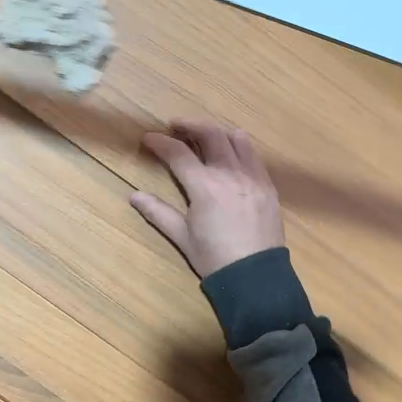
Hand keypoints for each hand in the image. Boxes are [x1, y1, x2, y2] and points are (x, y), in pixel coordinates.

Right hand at [130, 120, 286, 277]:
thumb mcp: (182, 237)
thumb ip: (158, 212)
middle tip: (176, 126)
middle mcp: (229, 174)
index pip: (178, 154)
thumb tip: (134, 196)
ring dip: (218, 132)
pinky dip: (240, 147)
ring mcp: (252, 177)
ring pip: (237, 139)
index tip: (148, 138)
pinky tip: (232, 154)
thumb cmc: (214, 258)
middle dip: (191, 125)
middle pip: (210, 134)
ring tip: (206, 136)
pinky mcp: (268, 185)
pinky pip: (254, 156)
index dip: (160, 143)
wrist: (255, 276)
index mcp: (204, 186)